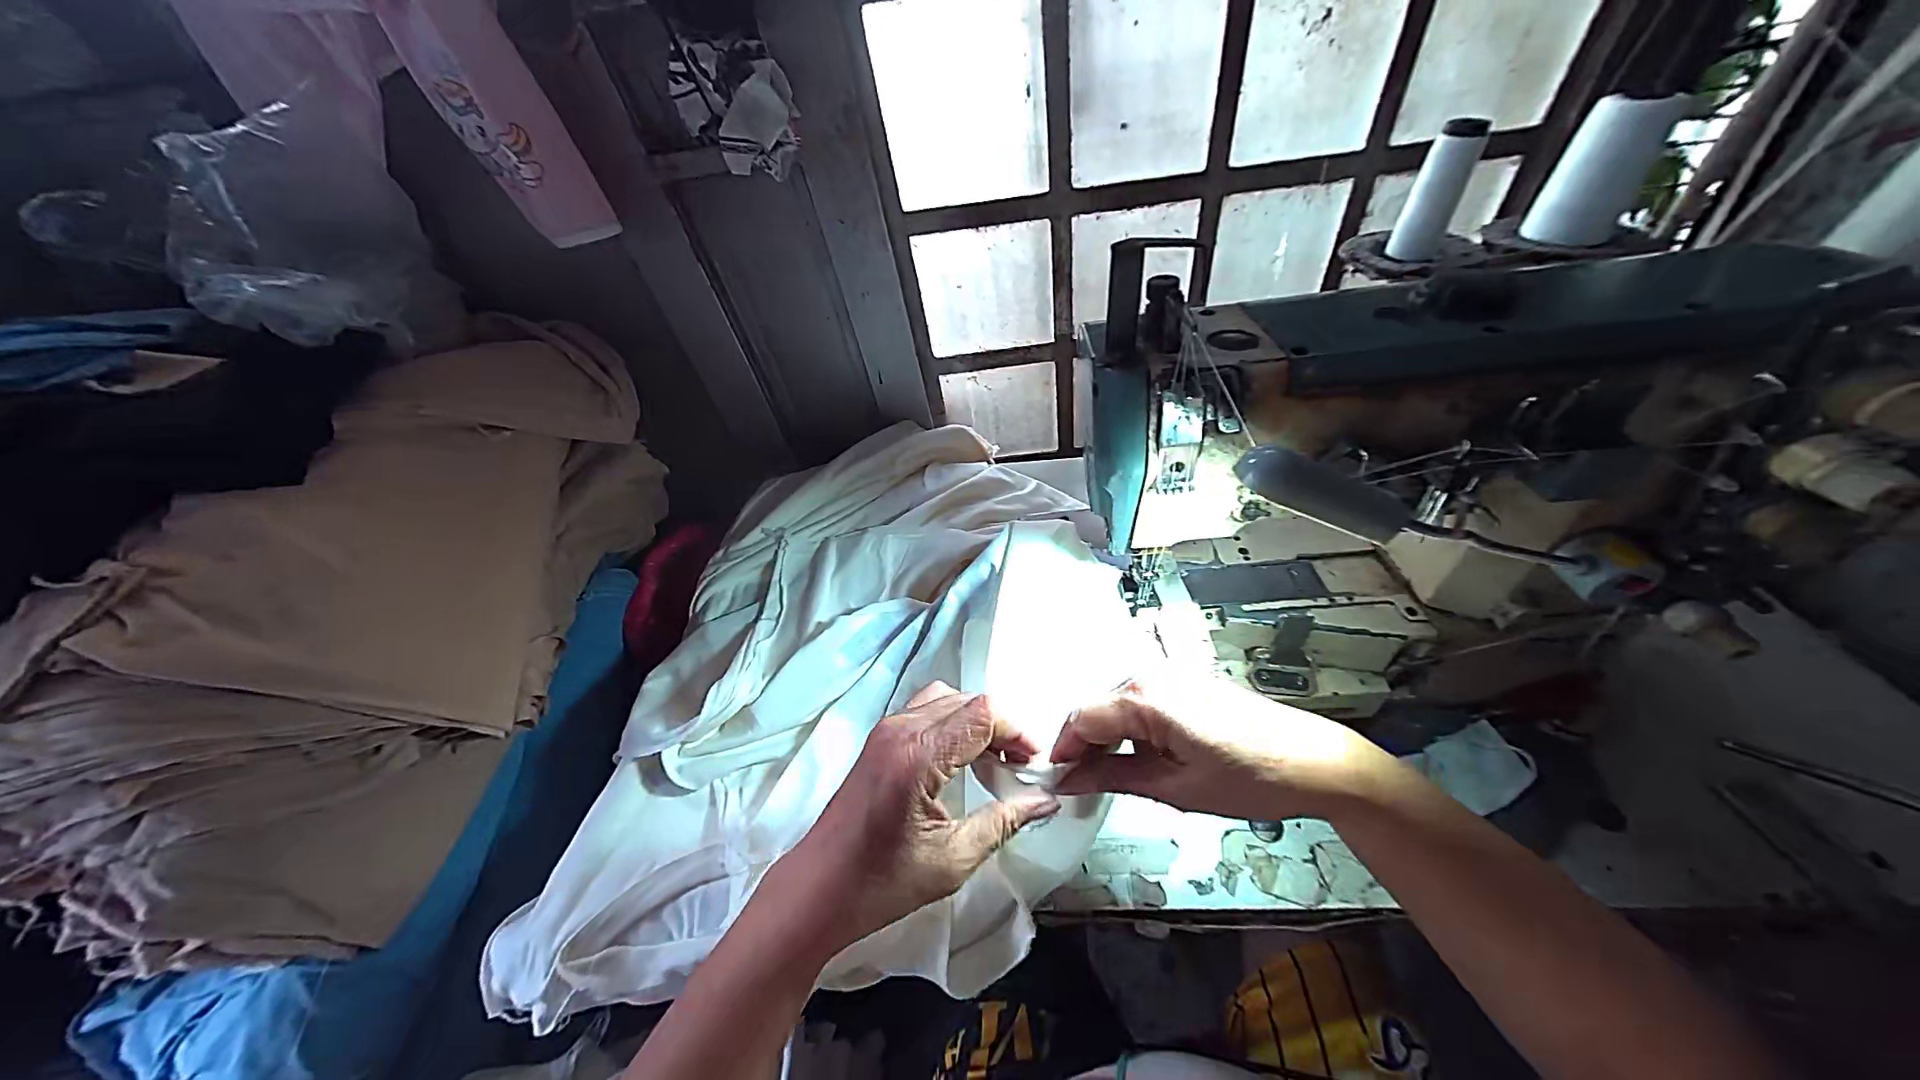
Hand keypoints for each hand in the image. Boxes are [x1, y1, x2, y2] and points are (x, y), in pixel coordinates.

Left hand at [769, 682, 1059, 954]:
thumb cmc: (881, 883)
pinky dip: (952, 724)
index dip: (1015, 731)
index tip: (1031, 763)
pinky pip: (925, 710)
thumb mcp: (953, 860)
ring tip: (992, 761)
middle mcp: (899, 730)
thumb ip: (1003, 822)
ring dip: (975, 722)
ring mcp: (884, 731)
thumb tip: (1044, 802)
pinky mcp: (877, 739)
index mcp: (918, 756)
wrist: (818, 888)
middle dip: (1000, 726)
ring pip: (946, 699)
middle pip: (966, 700)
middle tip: (1017, 765)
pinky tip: (961, 760)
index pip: (982, 713)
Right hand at [1050, 671, 1397, 820]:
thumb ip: (1113, 778)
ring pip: (1116, 706)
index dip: (1064, 752)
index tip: (1057, 780)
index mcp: (1146, 697)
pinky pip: (1140, 703)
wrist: (1315, 763)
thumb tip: (1071, 779)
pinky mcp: (1185, 683)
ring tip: (1113, 777)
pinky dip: (1131, 730)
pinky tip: (1141, 759)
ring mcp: (1171, 675)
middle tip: (1082, 784)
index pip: (1081, 719)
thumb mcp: (1175, 788)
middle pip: (1096, 709)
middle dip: (1085, 746)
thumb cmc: (1253, 776)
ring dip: (1108, 739)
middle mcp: (1153, 675)